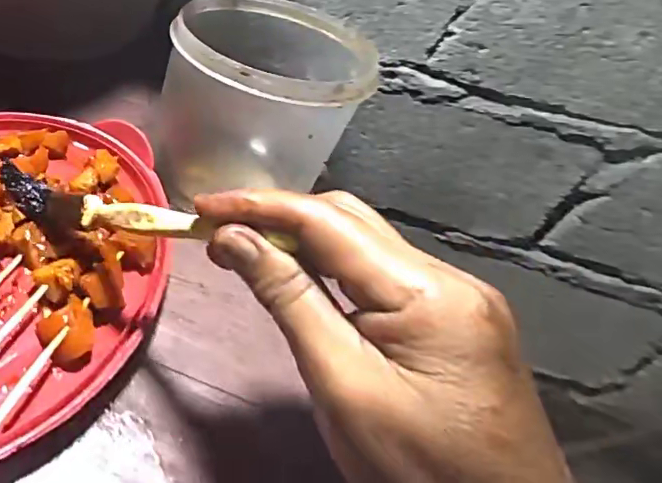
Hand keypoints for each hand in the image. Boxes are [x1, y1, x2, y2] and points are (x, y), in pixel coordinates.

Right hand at [195, 190, 571, 482]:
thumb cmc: (423, 478)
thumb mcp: (343, 388)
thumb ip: (288, 299)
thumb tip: (233, 237)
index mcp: (428, 291)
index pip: (326, 221)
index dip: (258, 206)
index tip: (204, 208)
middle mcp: (448, 277)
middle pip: (347, 219)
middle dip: (279, 216)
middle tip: (220, 231)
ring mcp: (458, 297)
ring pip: (362, 241)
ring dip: (302, 238)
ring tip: (248, 248)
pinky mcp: (455, 318)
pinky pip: (379, 271)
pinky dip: (332, 266)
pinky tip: (301, 276)